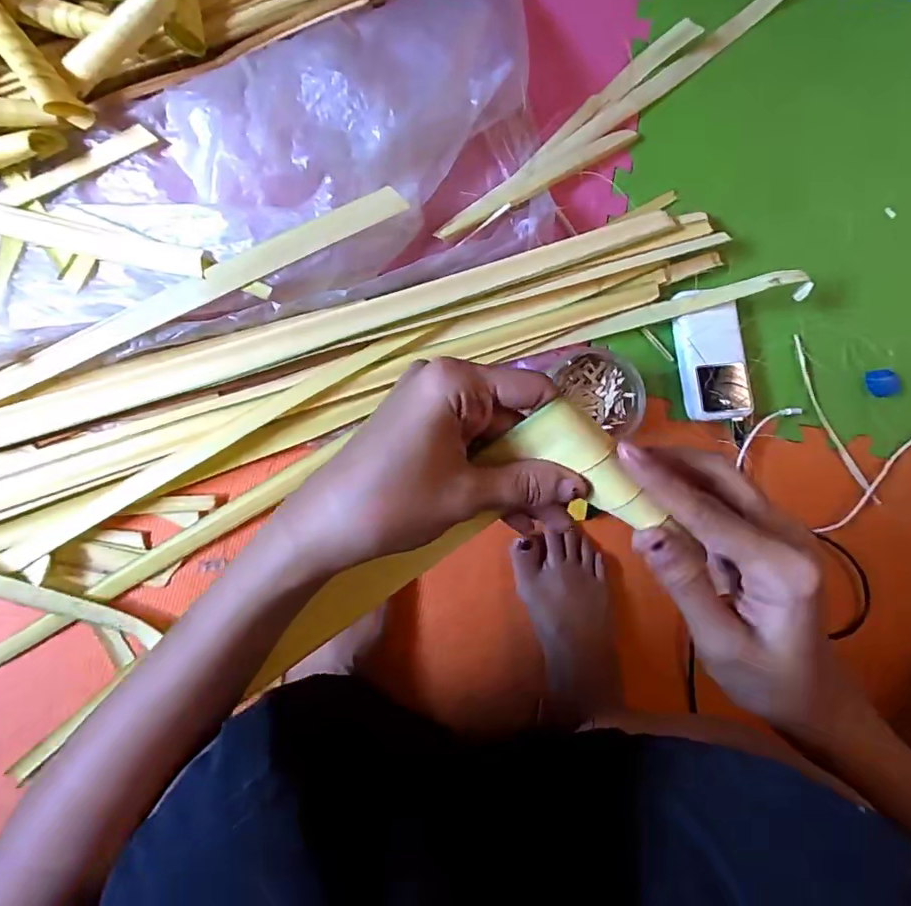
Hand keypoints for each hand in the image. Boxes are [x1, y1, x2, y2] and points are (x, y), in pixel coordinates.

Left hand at [261, 358, 588, 576]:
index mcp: (455, 381)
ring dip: (518, 480)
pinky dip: (489, 478)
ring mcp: (431, 407)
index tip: (590, 460)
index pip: (531, 389)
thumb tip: (580, 486)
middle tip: (571, 506)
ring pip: (492, 440)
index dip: (564, 426)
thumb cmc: (394, 502)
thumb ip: (527, 483)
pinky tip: (514, 518)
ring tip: (548, 524)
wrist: (320, 529)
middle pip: (512, 417)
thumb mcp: (467, 494)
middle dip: (541, 465)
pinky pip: (468, 449)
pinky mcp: (421, 431)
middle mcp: (444, 382)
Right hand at [619, 444, 875, 739]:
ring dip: (680, 467)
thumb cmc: (766, 680)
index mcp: (780, 566)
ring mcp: (783, 529)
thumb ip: (685, 584)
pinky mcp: (771, 531)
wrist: (815, 694)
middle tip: (624, 452)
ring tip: (635, 464)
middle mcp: (788, 534)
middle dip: (672, 459)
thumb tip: (645, 532)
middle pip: (724, 477)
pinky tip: (661, 491)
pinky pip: (726, 497)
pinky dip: (690, 487)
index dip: (661, 481)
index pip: (708, 512)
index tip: (624, 452)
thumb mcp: (719, 643)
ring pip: (725, 480)